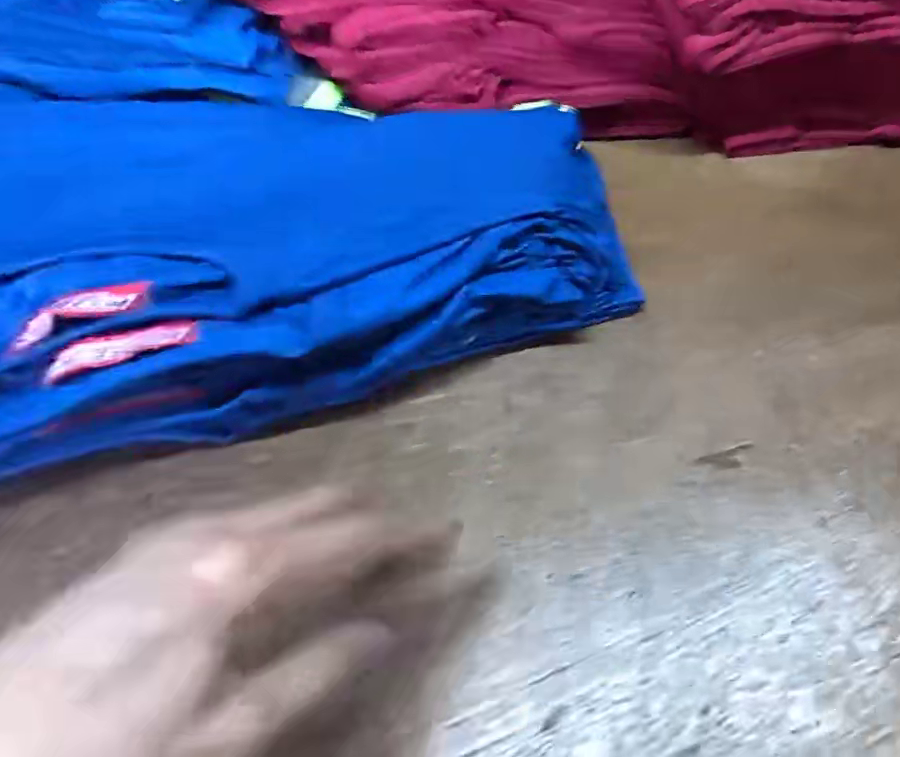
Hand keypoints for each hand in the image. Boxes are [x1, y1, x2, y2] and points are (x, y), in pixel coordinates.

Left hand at [0, 488, 458, 756]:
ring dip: (315, 515)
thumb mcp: (217, 735)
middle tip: (408, 534)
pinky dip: (259, 521)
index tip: (451, 534)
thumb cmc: (105, 754)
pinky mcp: (115, 568)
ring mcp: (153, 549)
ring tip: (350, 524)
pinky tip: (257, 538)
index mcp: (239, 572)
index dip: (408, 534)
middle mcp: (204, 541)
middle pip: (311, 509)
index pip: (354, 536)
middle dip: (367, 517)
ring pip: (263, 508)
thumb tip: (387, 627)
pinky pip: (213, 522)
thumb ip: (308, 674)